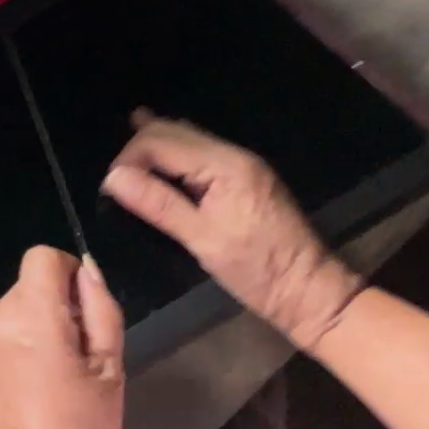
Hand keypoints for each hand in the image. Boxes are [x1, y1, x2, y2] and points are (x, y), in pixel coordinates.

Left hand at [0, 246, 124, 428]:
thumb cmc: (83, 426)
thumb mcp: (110, 368)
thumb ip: (101, 309)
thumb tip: (87, 269)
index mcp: (32, 314)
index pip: (42, 257)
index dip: (68, 273)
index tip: (86, 309)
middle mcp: (0, 315)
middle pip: (31, 281)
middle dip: (59, 303)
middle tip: (81, 351)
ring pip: (19, 302)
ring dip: (41, 320)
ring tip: (62, 368)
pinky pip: (6, 324)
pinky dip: (25, 336)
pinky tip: (39, 375)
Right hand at [100, 109, 361, 349]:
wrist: (316, 297)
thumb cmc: (259, 272)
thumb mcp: (203, 241)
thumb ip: (158, 203)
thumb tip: (112, 177)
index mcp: (225, 166)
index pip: (159, 142)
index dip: (129, 158)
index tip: (113, 187)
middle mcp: (234, 154)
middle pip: (171, 131)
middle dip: (137, 147)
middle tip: (117, 177)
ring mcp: (242, 163)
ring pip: (184, 136)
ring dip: (153, 145)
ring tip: (125, 160)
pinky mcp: (244, 175)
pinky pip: (197, 149)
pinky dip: (172, 152)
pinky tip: (156, 157)